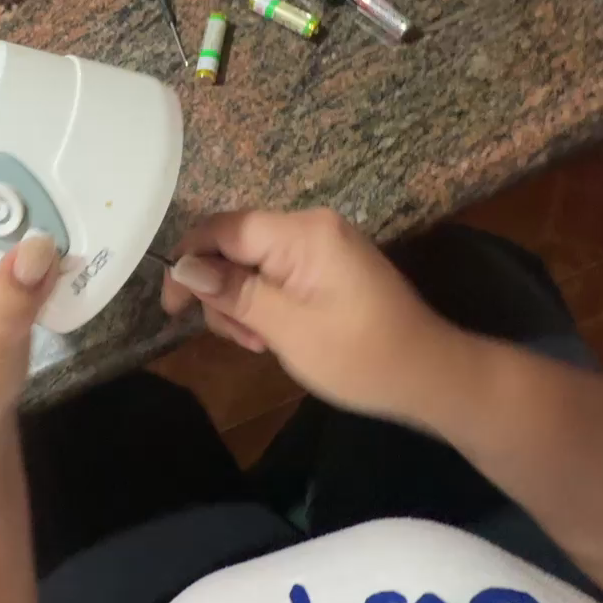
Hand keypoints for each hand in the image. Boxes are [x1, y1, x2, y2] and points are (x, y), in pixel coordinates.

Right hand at [161, 209, 474, 422]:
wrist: (431, 376)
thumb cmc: (361, 356)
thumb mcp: (288, 329)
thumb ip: (234, 293)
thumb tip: (183, 268)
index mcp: (303, 232)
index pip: (223, 228)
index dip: (188, 260)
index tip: (172, 305)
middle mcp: (309, 226)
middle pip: (234, 245)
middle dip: (222, 291)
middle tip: (238, 338)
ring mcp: (319, 244)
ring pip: (250, 262)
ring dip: (241, 304)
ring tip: (260, 345)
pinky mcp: (324, 264)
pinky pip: (274, 272)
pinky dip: (263, 303)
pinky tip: (273, 335)